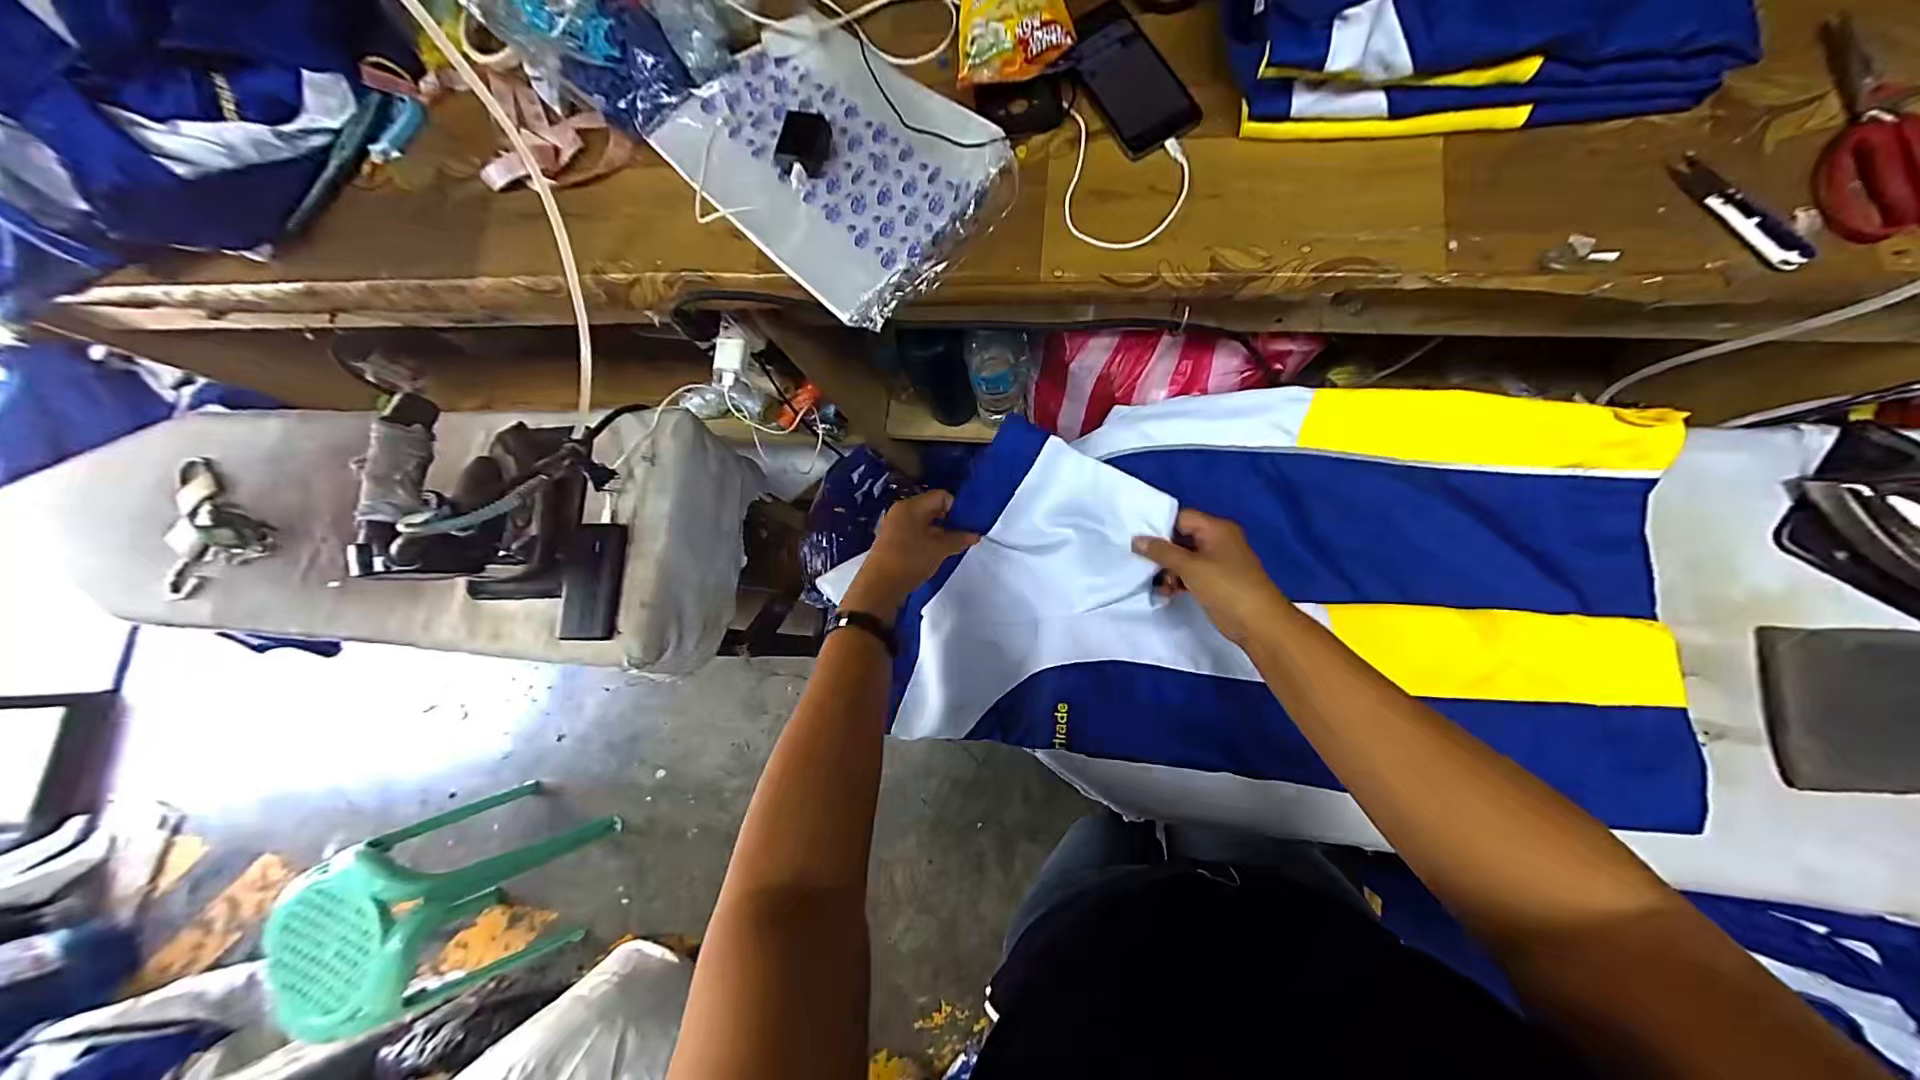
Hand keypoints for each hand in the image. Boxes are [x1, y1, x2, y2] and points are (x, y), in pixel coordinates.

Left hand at [842, 490, 980, 615]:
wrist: (879, 586)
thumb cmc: (910, 561)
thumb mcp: (939, 549)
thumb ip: (959, 539)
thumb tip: (975, 535)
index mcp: (911, 506)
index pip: (941, 496)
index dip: (956, 508)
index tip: (965, 525)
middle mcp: (900, 511)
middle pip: (931, 508)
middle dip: (949, 521)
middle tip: (960, 537)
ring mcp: (894, 525)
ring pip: (923, 522)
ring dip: (938, 532)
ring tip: (949, 548)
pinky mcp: (890, 540)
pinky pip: (914, 532)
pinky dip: (926, 540)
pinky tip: (933, 554)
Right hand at [1133, 508, 1289, 646]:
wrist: (1259, 623)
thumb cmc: (1226, 587)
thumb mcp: (1190, 566)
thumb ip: (1161, 551)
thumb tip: (1136, 539)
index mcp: (1216, 528)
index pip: (1181, 517)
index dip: (1158, 526)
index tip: (1136, 539)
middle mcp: (1218, 540)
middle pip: (1181, 538)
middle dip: (1162, 552)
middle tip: (1142, 564)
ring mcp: (1218, 562)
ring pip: (1184, 558)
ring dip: (1168, 570)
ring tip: (1160, 585)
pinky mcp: (1216, 581)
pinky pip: (1191, 574)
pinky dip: (1178, 581)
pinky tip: (1167, 593)